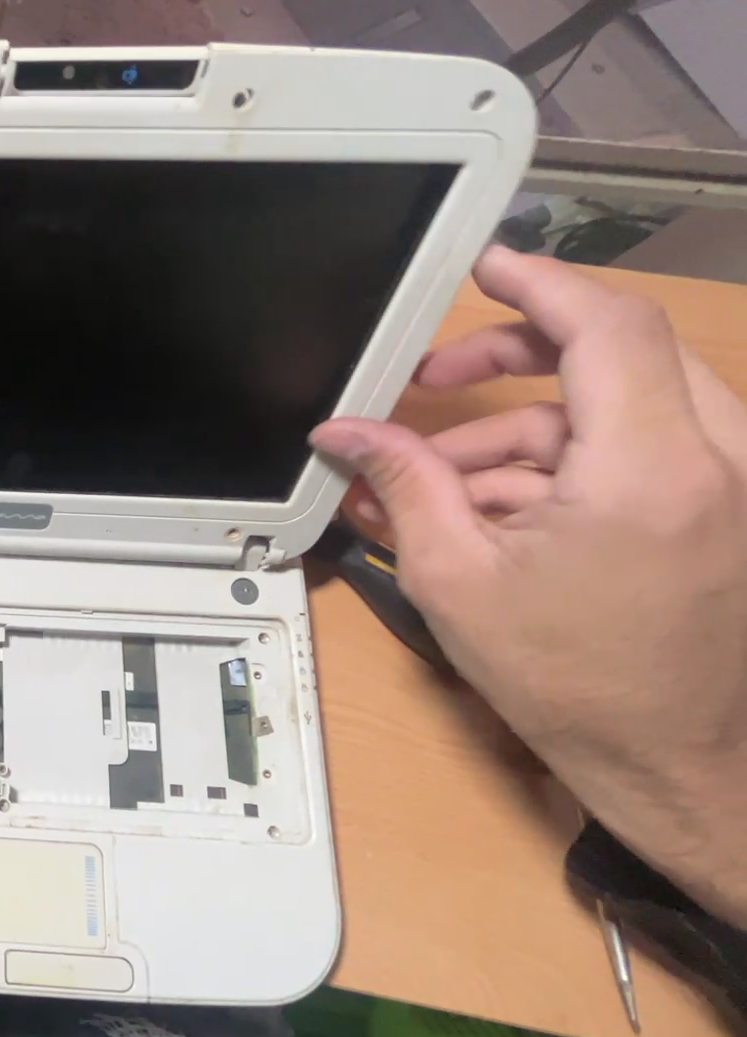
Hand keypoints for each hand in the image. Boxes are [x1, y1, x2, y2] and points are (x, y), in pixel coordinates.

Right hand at [311, 248, 746, 926]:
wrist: (666, 758)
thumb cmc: (559, 673)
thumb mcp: (452, 573)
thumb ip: (400, 484)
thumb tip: (341, 433)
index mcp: (646, 472)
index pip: (609, 331)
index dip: (543, 284)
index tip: (485, 264)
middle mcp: (710, 461)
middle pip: (614, 358)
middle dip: (510, 360)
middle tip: (429, 379)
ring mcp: (720, 487)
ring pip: (611, 411)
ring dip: (512, 431)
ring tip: (425, 483)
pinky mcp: (712, 512)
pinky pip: (626, 455)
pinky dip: (548, 468)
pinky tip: (476, 512)